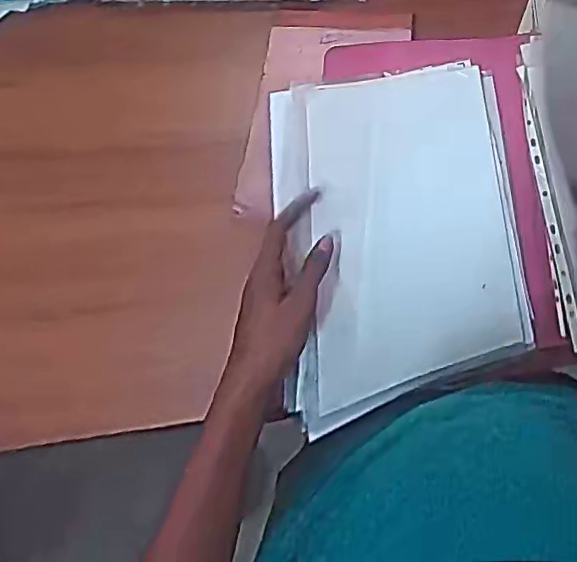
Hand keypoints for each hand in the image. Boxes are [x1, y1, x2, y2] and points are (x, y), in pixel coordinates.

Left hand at [221, 190, 333, 403]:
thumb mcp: (301, 303)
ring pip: (279, 258)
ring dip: (298, 243)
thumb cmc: (274, 341)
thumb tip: (326, 239)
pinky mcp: (265, 308)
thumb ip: (313, 270)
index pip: (277, 230)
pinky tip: (312, 272)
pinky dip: (298, 264)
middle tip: (319, 208)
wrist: (249, 383)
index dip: (295, 209)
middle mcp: (258, 279)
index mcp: (263, 273)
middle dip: (296, 221)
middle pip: (275, 241)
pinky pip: (283, 274)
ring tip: (320, 233)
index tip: (314, 194)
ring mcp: (259, 295)